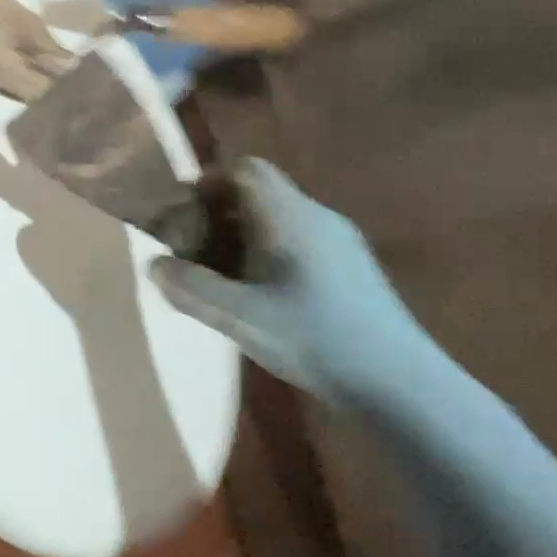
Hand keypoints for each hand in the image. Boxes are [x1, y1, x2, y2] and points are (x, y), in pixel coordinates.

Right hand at [149, 158, 438, 404]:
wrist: (401, 386)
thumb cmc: (314, 338)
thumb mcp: (235, 314)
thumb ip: (187, 285)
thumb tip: (154, 264)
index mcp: (292, 218)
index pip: (247, 170)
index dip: (208, 183)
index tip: (180, 214)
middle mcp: (318, 220)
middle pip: (257, 195)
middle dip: (214, 216)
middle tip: (186, 251)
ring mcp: (339, 246)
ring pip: (274, 221)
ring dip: (235, 239)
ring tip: (213, 277)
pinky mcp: (348, 272)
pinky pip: (292, 244)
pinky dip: (261, 256)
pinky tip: (253, 296)